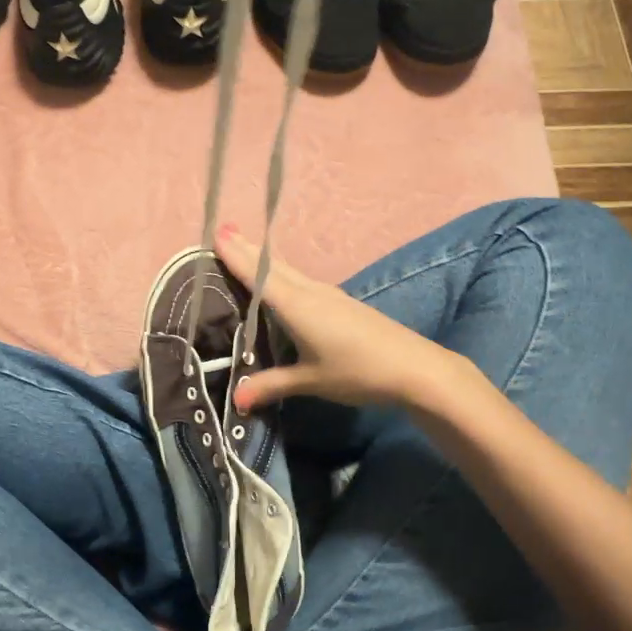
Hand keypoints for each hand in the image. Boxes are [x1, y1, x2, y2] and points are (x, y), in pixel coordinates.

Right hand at [214, 226, 467, 413]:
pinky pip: (301, 281)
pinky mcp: (341, 304)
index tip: (216, 233)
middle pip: (273, 266)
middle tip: (223, 231)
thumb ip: (272, 385)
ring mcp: (329, 295)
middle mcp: (311, 292)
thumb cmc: (357, 371)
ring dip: (264, 260)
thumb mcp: (310, 381)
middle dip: (247, 250)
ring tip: (244, 249)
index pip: (259, 276)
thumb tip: (237, 399)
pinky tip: (280, 282)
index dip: (237, 256)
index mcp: (297, 306)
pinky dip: (281, 275)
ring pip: (288, 271)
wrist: (414, 368)